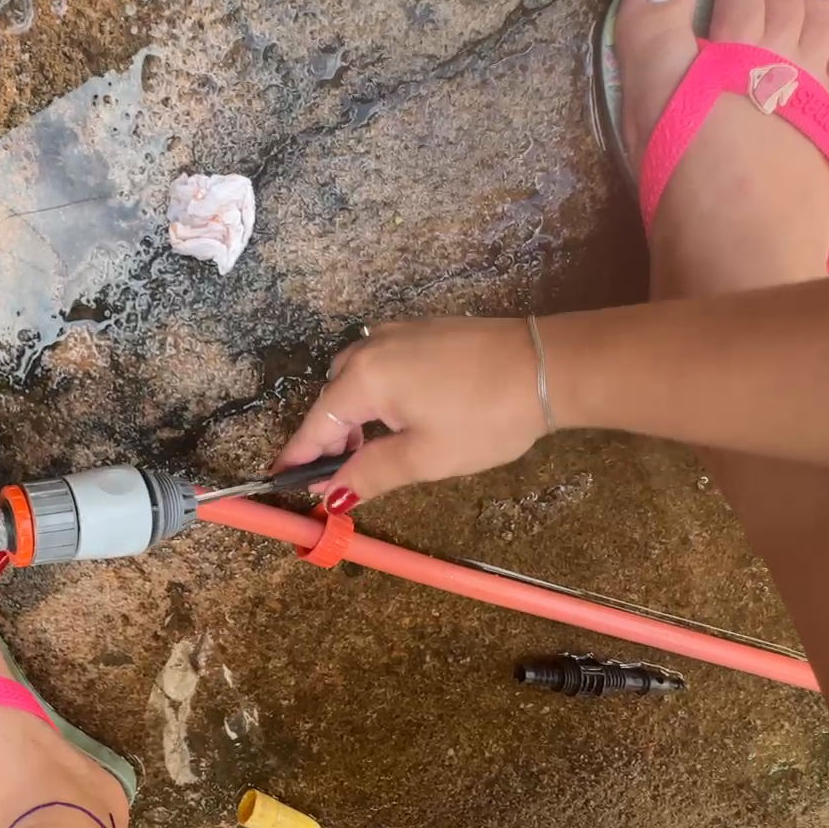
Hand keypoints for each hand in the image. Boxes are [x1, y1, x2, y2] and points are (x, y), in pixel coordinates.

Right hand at [274, 317, 547, 503]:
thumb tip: (330, 496)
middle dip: (329, 439)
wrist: (550, 365)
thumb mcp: (424, 457)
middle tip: (341, 477)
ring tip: (373, 450)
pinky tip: (398, 417)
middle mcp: (369, 347)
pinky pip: (377, 366)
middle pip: (331, 399)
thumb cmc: (486, 417)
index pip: (315, 425)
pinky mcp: (419, 331)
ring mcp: (396, 333)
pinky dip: (374, 396)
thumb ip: (368, 475)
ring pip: (353, 381)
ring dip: (353, 416)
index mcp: (364, 378)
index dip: (298, 457)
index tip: (278, 479)